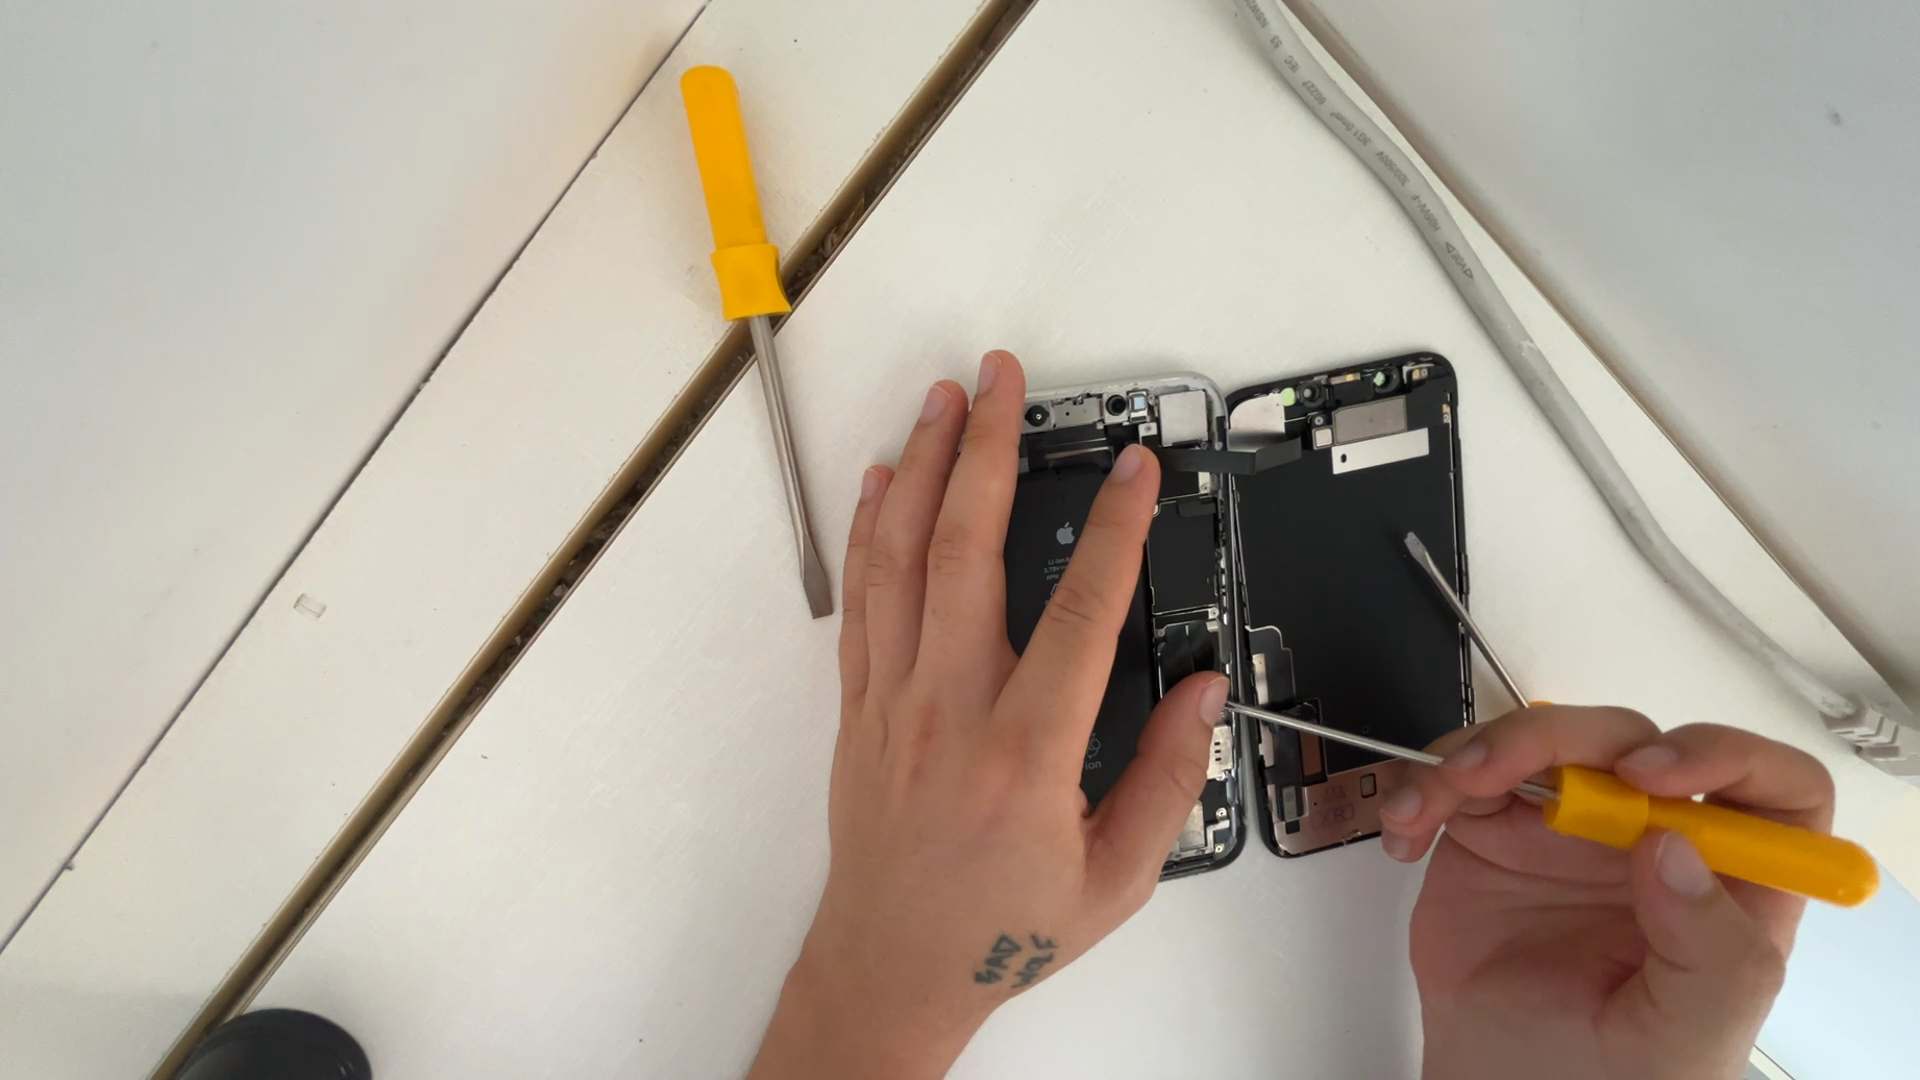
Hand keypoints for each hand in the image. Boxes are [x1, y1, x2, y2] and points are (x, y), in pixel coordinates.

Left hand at [747, 351, 1228, 1079]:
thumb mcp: (1116, 878)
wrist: (890, 964)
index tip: (1134, 468)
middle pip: (966, 548)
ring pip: (901, 556)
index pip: (1082, 613)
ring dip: (923, 467)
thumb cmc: (1000, 927)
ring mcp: (893, 694)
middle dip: (990, 450)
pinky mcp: (858, 699)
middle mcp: (950, 705)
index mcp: (1027, 749)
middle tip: (1001, 382)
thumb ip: (1168, 779)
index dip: (1116, 529)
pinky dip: (869, 528)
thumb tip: (1204, 693)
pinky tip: (883, 480)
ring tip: (942, 402)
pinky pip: (861, 596)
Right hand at [1380, 707, 1831, 1079]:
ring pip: (1522, 742)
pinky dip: (1414, 791)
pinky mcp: (1482, 823)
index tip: (1645, 773)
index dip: (1720, 756)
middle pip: (1614, 740)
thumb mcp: (1682, 1037)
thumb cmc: (1601, 1072)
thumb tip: (1672, 846)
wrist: (1489, 1069)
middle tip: (1481, 776)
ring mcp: (1554, 823)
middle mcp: (1640, 835)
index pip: (1765, 788)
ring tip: (1418, 813)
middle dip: (1540, 741)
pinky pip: (1447, 776)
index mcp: (1720, 881)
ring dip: (1458, 760)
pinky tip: (1403, 836)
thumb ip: (1710, 954)